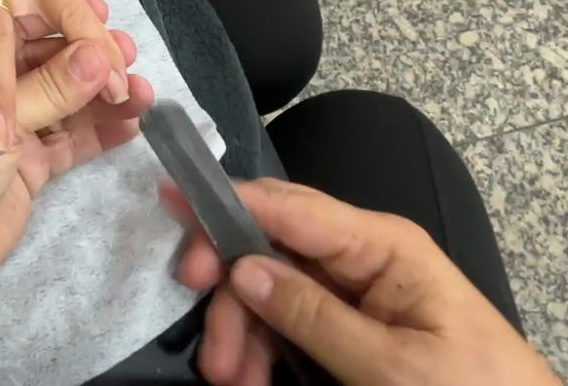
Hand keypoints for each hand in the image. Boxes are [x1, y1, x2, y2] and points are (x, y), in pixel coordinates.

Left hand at [0, 31, 152, 292]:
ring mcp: (10, 128)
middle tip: (132, 51)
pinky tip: (132, 125)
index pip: (23, 34)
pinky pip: (68, 143)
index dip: (62, 26)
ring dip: (101, 99)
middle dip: (90, 62)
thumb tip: (99, 54)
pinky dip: (98, 135)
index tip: (103, 16)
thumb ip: (48, 89)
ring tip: (144, 91)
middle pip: (49, 68)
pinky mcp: (26, 168)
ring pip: (64, 105)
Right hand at [169, 179, 558, 385]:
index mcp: (379, 244)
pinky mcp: (347, 322)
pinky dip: (260, 346)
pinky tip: (250, 378)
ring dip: (241, 330)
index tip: (171, 203)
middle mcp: (358, 252)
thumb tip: (242, 266)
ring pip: (267, 285)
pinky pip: (286, 317)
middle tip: (212, 351)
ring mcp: (351, 287)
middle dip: (231, 293)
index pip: (285, 203)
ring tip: (231, 380)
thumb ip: (315, 316)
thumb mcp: (397, 372)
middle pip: (267, 246)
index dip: (225, 200)